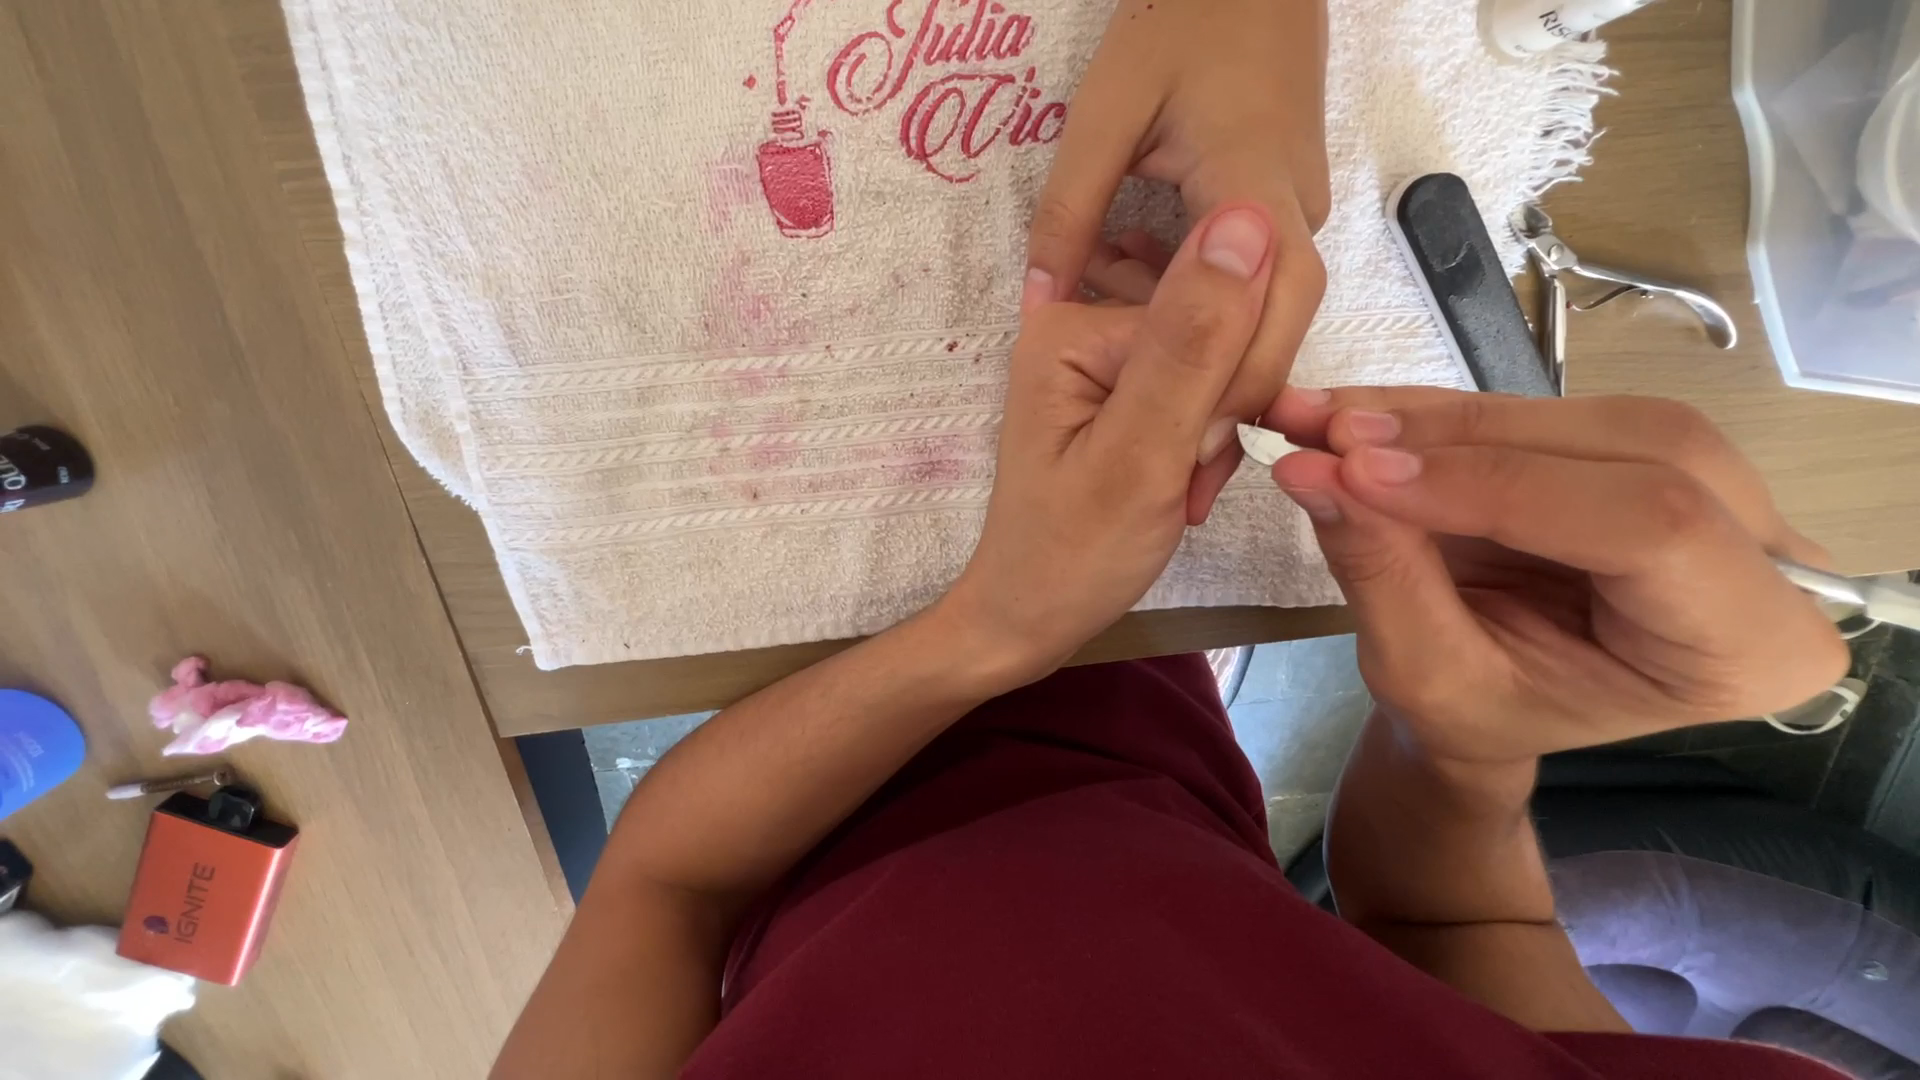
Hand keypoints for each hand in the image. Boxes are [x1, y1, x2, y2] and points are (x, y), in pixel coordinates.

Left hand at [945, 205, 1274, 680]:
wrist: (1033, 615)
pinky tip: (1177, 486)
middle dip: (1216, 419)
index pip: (1209, 312)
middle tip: (1175, 483)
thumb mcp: (1140, 452)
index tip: (1190, 460)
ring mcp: (1103, 361)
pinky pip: (1196, 397)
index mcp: (1074, 325)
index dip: (1225, 394)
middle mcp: (1084, 325)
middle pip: (1211, 336)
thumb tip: (1248, 218)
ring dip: (1213, 438)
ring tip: (1172, 492)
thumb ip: (1192, 344)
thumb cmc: (1076, 552)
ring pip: (1214, 371)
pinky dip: (1202, 446)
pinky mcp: (1121, 392)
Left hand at [1024, 0, 1329, 520]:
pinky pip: (1258, 296)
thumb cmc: (1176, 24)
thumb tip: (1040, 297)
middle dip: (1227, 400)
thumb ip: (1071, 212)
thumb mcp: (1101, 115)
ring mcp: (1299, 213)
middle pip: (1276, 331)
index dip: (1231, 385)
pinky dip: (1215, 337)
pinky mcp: (1285, 215)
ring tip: (1167, 441)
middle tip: (1174, 465)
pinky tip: (1163, 363)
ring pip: (1267, 321)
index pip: (1266, 311)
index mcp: (1252, 189)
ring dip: (1219, 377)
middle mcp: (1295, 211)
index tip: (1183, 444)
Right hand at [1264, 386, 1848, 764]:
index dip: (1495, 485)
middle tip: (1336, 438)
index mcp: (1742, 648)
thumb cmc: (1470, 720)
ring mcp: (1711, 497)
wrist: (1484, 712)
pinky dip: (1429, 413)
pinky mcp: (1631, 461)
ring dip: (1433, 414)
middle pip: (1630, 445)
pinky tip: (1351, 415)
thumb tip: (1310, 469)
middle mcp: (1761, 557)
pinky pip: (1535, 411)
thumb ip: (1379, 569)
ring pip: (1577, 413)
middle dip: (1461, 436)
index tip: (1359, 474)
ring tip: (1322, 422)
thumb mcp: (1419, 671)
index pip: (1651, 527)